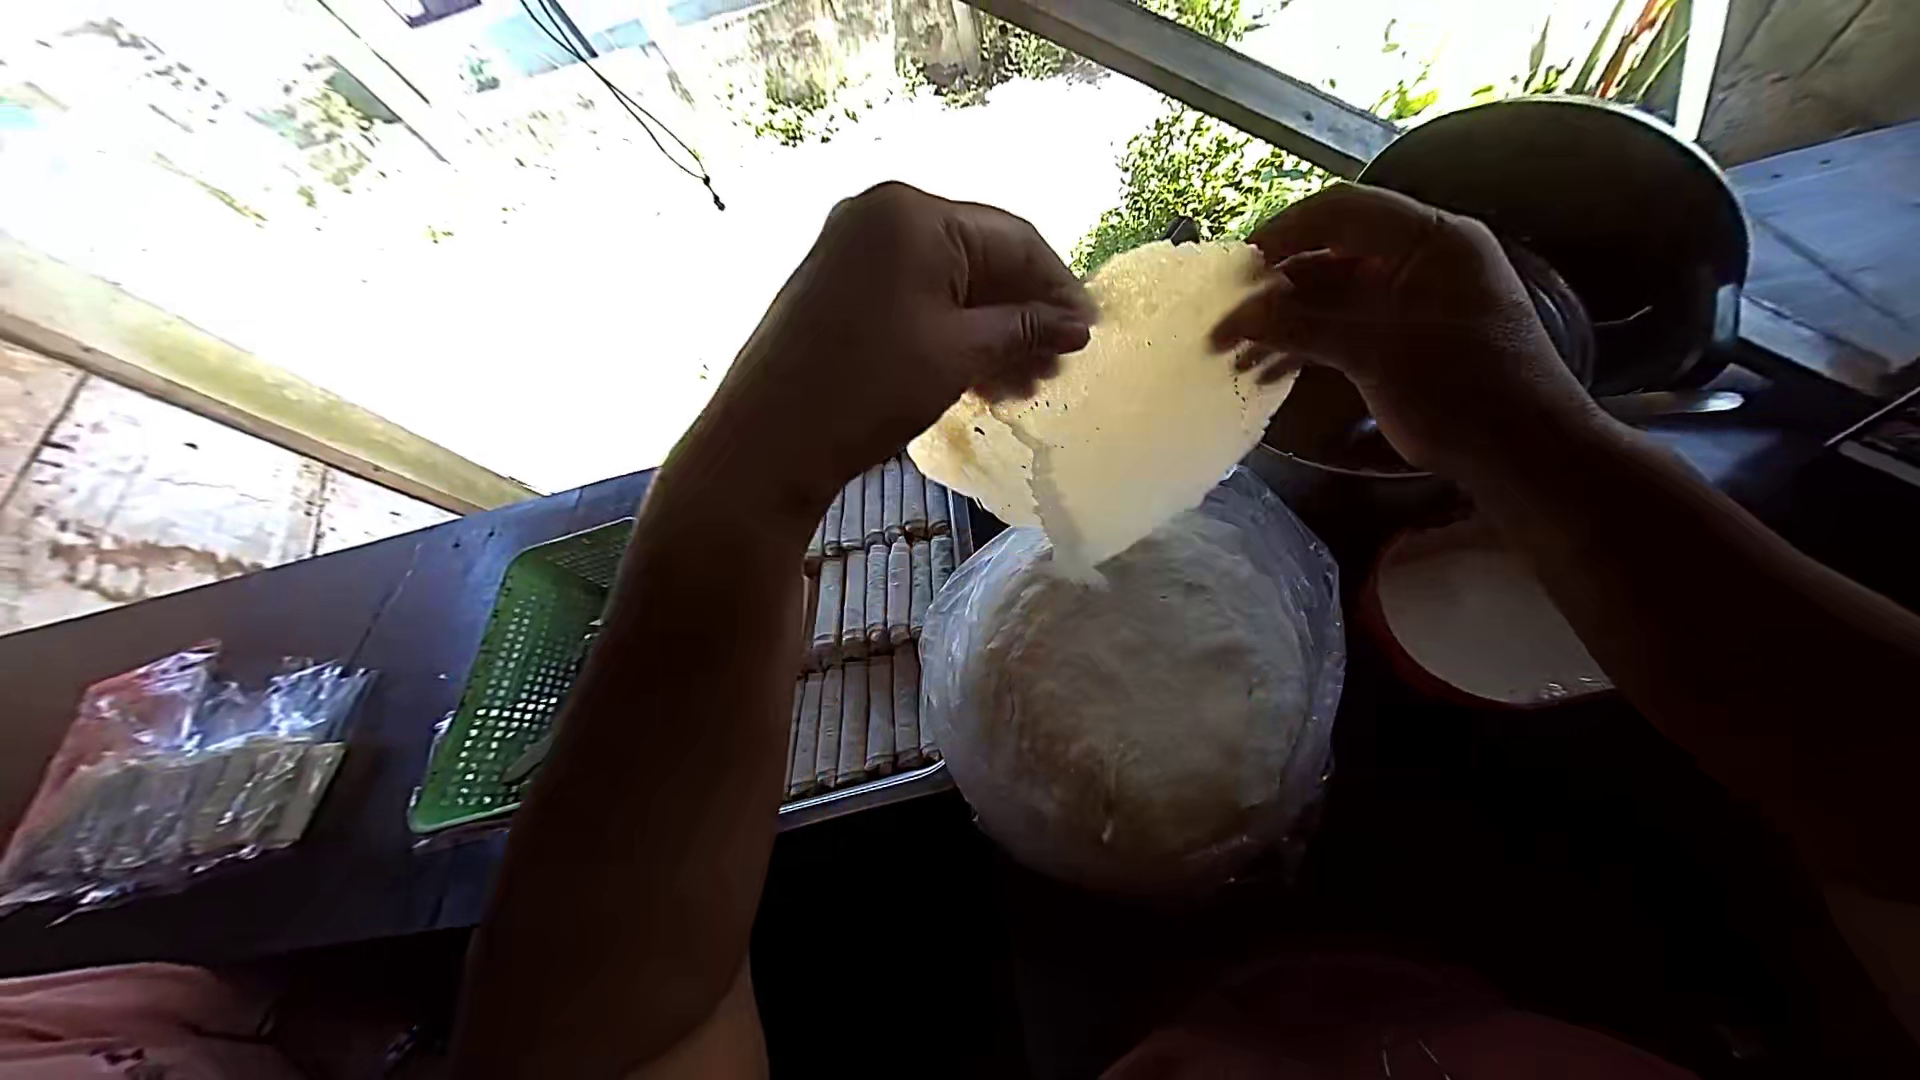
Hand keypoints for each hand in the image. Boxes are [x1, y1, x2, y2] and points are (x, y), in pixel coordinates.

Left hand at [682, 182, 1093, 517]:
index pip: (1013, 238)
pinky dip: (953, 339)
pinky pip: (917, 305)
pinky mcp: (844, 293)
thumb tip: (1077, 325)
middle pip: (981, 262)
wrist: (769, 439)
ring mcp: (857, 254)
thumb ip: (1023, 330)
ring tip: (1023, 387)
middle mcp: (882, 217)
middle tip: (1054, 369)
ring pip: (949, 289)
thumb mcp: (958, 354)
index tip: (1088, 332)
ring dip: (992, 336)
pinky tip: (983, 380)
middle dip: (1024, 319)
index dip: (1058, 287)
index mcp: (914, 212)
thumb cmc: (868, 388)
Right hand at [1210, 183, 1603, 484]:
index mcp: (1429, 241)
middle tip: (1226, 319)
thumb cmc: (1460, 390)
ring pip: (1322, 299)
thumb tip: (1235, 318)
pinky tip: (1264, 373)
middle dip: (1271, 290)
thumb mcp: (1376, 352)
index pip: (1342, 212)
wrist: (1515, 450)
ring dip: (1277, 324)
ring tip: (1234, 355)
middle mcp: (1412, 262)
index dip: (1283, 232)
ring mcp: (1400, 303)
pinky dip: (1297, 347)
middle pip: (1324, 257)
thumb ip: (1303, 328)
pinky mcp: (1389, 340)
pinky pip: (1332, 331)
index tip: (1236, 270)